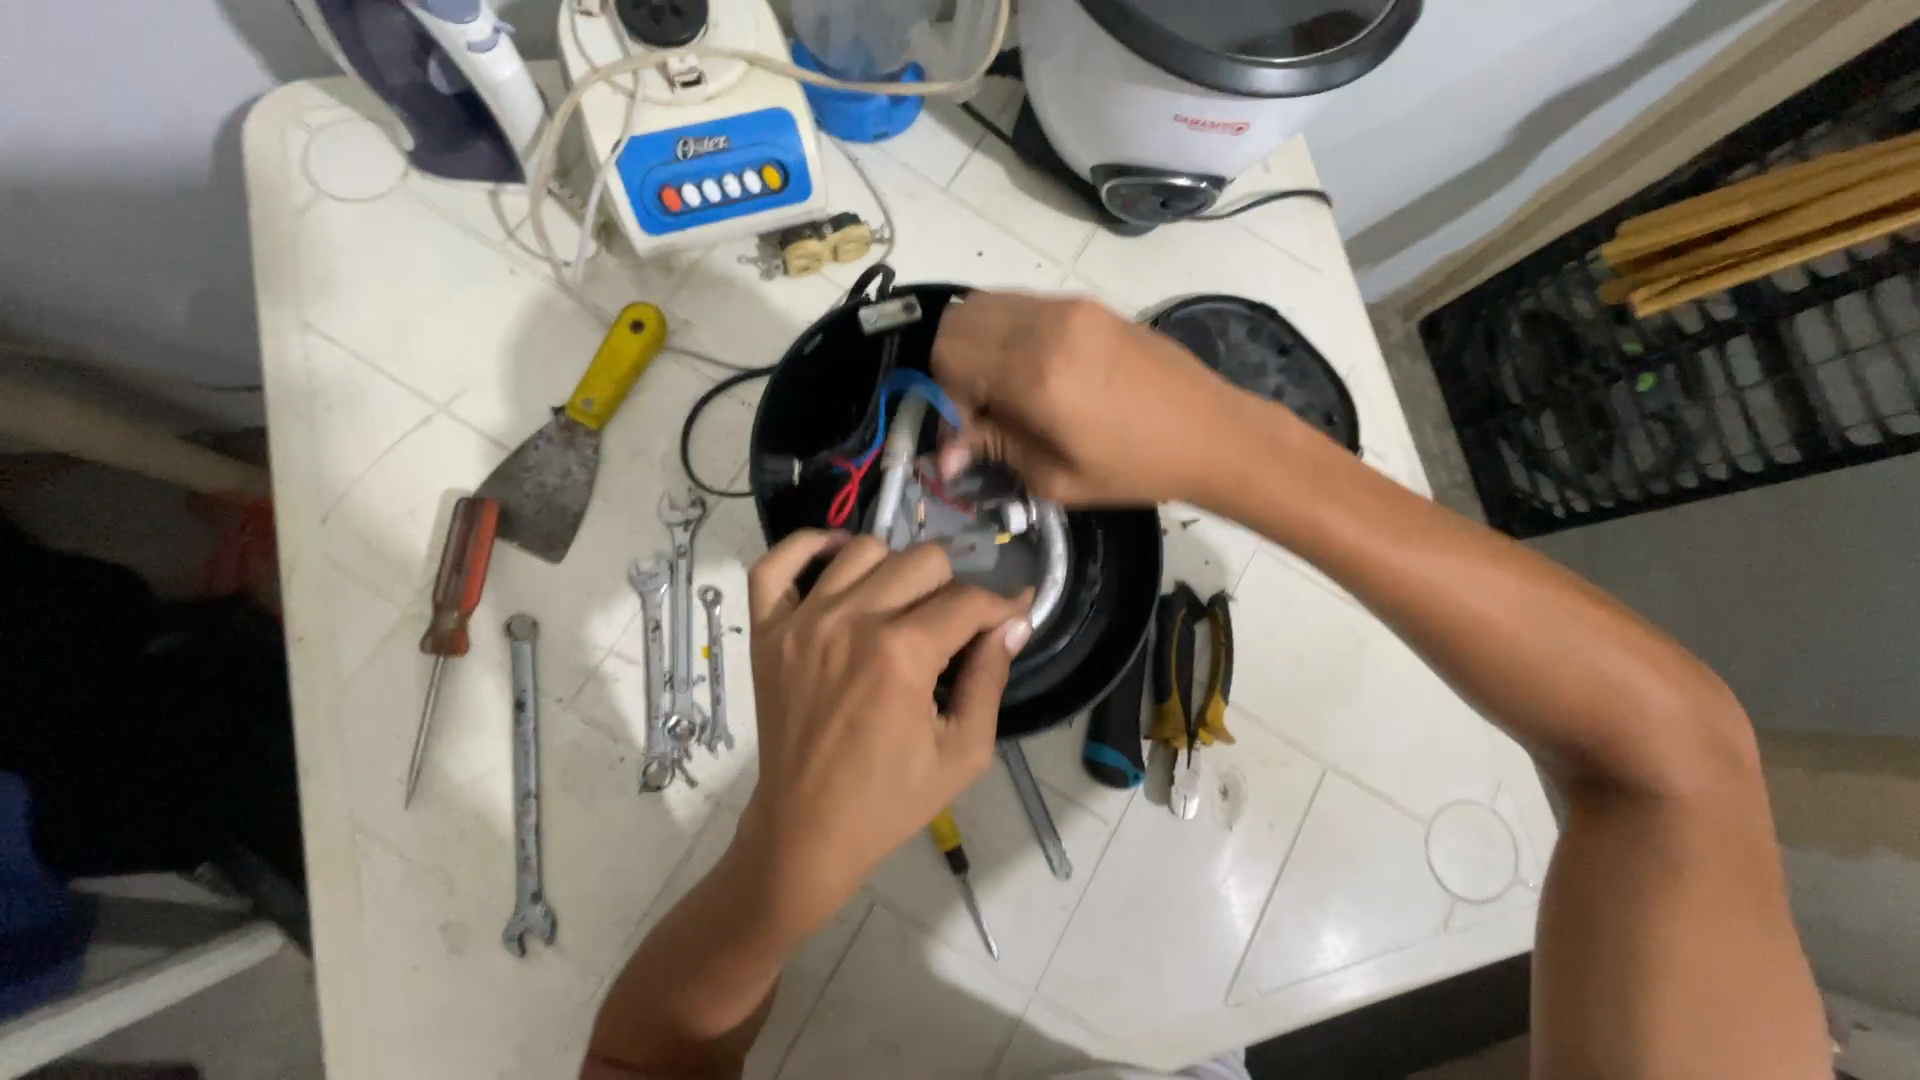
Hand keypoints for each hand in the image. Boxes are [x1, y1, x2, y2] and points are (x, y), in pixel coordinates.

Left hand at [736, 531, 1031, 931]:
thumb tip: (1013, 623)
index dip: (1001, 606)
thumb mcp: (963, 751)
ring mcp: (802, 621)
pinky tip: (839, 560)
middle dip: (954, 586)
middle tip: (956, 623)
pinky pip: (777, 563)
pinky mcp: (768, 631)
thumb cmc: (890, 800)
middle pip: (921, 560)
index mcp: (901, 654)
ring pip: (863, 550)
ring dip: (895, 568)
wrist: (806, 830)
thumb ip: (991, 678)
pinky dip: (808, 547)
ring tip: (903, 604)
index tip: (1014, 614)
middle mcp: (850, 621)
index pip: (967, 600)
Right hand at [931, 292, 1245, 504]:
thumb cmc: (1136, 468)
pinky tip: (1031, 373)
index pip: (948, 356)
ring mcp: (1070, 306)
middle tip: (979, 410)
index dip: (945, 399)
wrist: (1212, 432)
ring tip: (1003, 392)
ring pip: (986, 305)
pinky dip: (1005, 333)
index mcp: (1036, 372)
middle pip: (958, 321)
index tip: (967, 436)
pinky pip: (1021, 305)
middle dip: (952, 367)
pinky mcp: (1088, 303)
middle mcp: (1046, 325)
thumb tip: (945, 451)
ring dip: (977, 347)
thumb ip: (995, 449)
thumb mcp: (1056, 477)